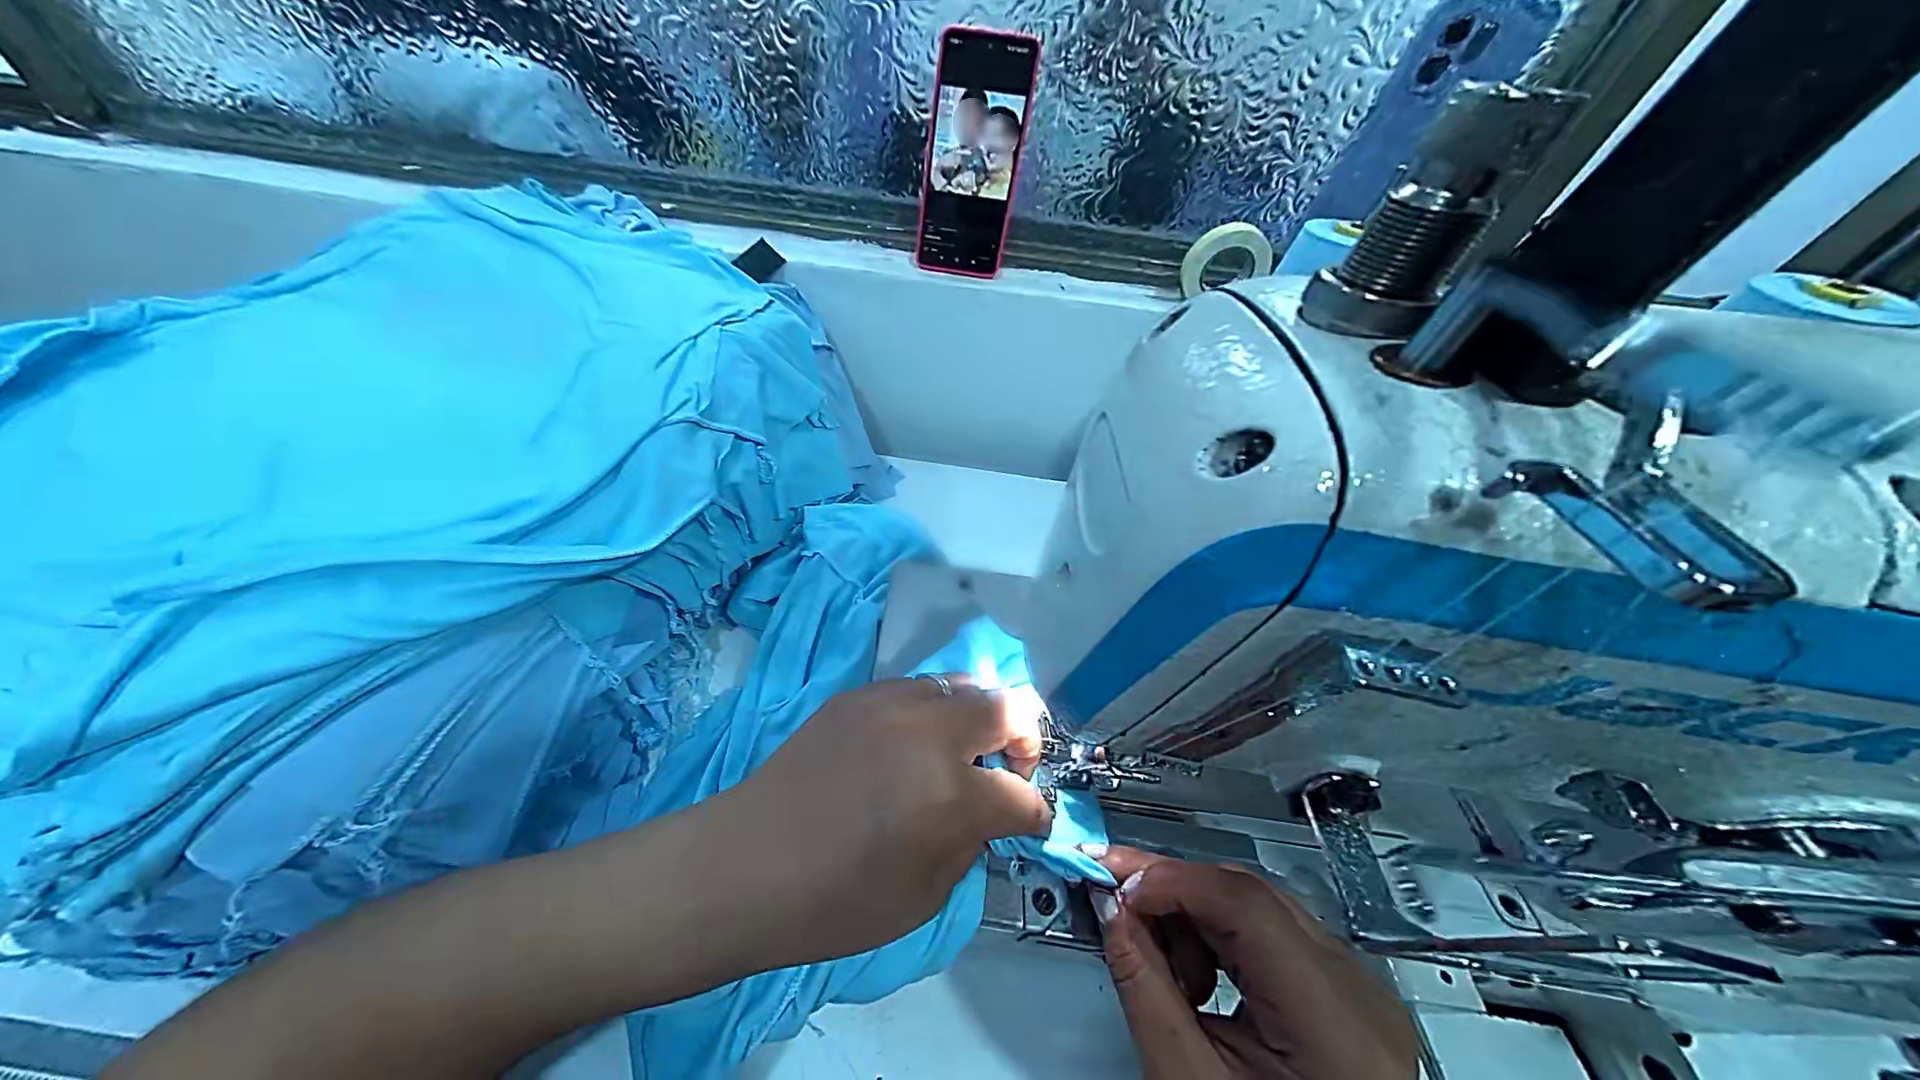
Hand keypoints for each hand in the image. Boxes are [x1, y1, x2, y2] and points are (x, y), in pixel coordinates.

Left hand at [706, 676, 1052, 967]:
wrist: (744, 866)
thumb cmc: (835, 901)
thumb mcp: (924, 897)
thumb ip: (970, 845)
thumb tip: (987, 814)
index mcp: (949, 795)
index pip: (1022, 794)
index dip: (1034, 812)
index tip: (1029, 820)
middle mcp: (927, 734)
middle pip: (1007, 708)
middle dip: (1022, 740)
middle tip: (1006, 769)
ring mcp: (889, 704)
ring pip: (961, 685)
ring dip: (973, 719)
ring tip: (954, 752)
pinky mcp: (857, 696)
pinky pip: (915, 687)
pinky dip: (930, 712)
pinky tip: (908, 743)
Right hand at [1094, 848, 1418, 1079]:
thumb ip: (1145, 989)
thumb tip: (1111, 907)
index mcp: (1331, 1019)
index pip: (1244, 903)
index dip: (1171, 882)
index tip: (1112, 885)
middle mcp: (1353, 985)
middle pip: (1245, 893)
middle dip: (1170, 889)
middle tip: (1112, 896)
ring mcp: (1352, 981)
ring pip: (1250, 902)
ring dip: (1188, 914)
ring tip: (1161, 967)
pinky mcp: (1337, 985)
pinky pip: (1264, 927)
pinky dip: (1214, 934)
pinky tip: (1193, 977)